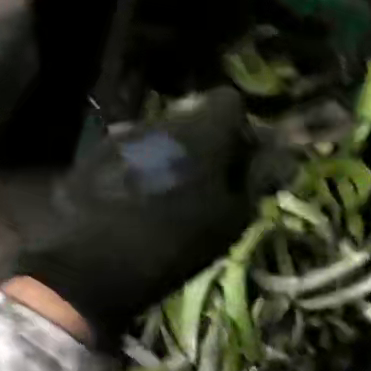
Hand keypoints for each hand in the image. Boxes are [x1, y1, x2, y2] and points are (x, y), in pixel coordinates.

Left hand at [14, 89, 260, 347]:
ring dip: (169, 157)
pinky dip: (138, 170)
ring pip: (158, 136)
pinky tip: (132, 204)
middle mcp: (159, 120)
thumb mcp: (229, 221)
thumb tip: (280, 154)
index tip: (240, 164)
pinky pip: (128, 154)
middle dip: (205, 144)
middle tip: (207, 186)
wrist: (90, 268)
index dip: (241, 131)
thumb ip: (256, 179)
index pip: (231, 102)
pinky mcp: (90, 156)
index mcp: (200, 130)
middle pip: (192, 118)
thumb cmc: (173, 245)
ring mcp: (120, 136)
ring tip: (166, 199)